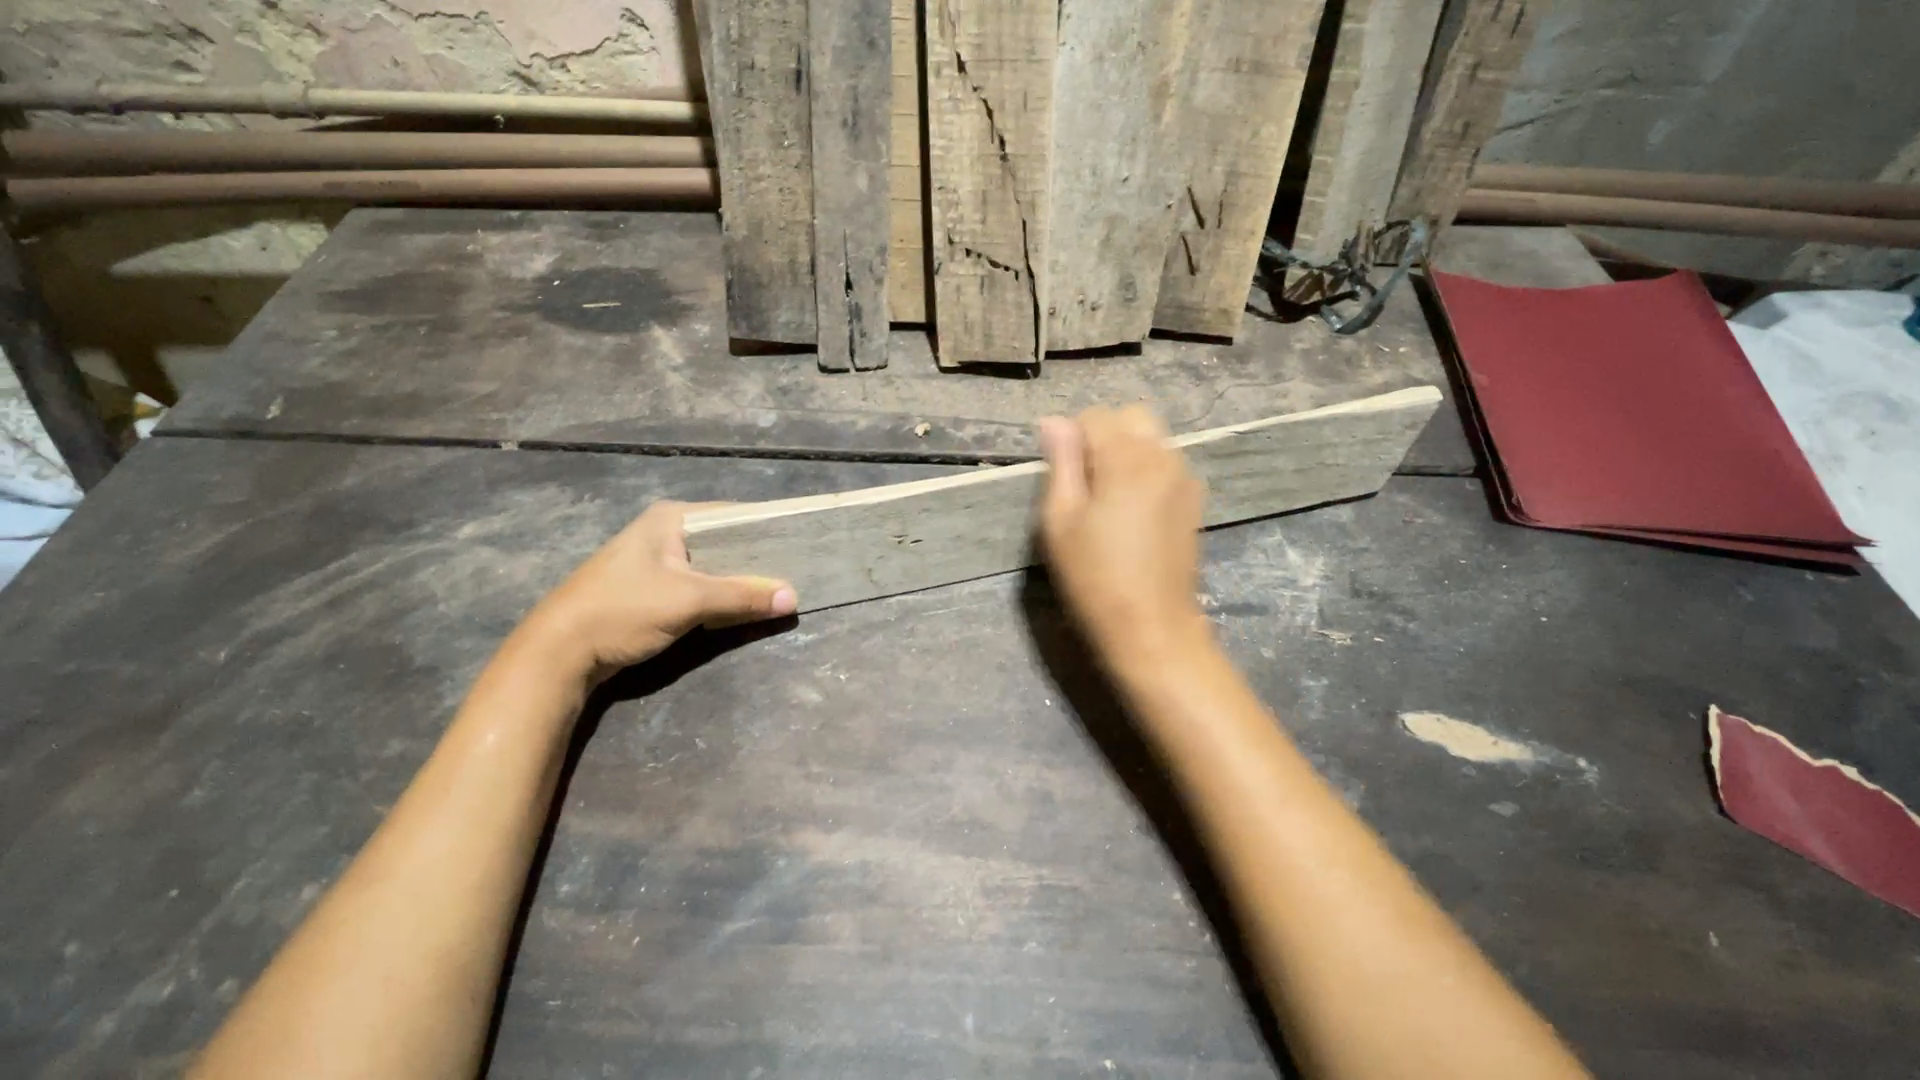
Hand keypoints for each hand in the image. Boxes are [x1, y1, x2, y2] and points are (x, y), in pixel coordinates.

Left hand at [523, 501, 796, 679]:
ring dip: (741, 582)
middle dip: (759, 560)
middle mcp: (666, 532)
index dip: (770, 528)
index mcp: (672, 519)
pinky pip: (700, 587)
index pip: (734, 515)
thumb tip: (792, 597)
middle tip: (800, 572)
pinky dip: (722, 597)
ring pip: (714, 567)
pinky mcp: (653, 590)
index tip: (806, 542)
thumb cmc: (623, 610)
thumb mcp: (688, 601)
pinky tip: (745, 608)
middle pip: (726, 542)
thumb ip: (741, 597)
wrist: (559, 651)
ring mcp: (657, 562)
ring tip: (781, 591)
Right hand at [1037, 406, 1210, 667]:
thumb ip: (1060, 463)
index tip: (1064, 479)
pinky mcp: (1194, 500)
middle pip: (1131, 417)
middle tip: (1086, 483)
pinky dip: (1148, 471)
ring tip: (1110, 500)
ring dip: (1128, 452)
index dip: (1072, 440)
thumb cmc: (1094, 577)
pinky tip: (1134, 512)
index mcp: (1126, 458)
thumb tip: (1053, 422)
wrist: (1152, 626)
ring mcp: (1184, 477)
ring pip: (1152, 439)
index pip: (1094, 416)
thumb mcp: (1060, 520)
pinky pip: (1167, 464)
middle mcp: (1162, 456)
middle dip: (1105, 436)